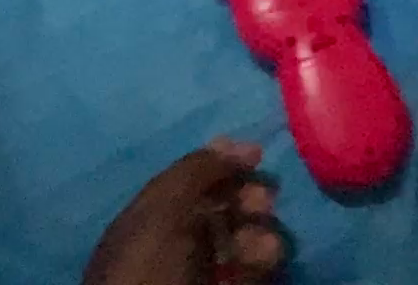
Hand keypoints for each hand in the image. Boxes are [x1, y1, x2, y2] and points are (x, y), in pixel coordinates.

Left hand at [82, 138, 286, 284]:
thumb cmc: (149, 267)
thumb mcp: (164, 208)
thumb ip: (198, 169)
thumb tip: (238, 145)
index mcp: (152, 214)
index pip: (194, 178)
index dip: (225, 162)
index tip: (257, 154)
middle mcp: (177, 240)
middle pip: (222, 205)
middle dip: (248, 196)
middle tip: (264, 200)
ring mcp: (201, 271)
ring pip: (241, 238)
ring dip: (259, 231)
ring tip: (264, 241)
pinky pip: (251, 270)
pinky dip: (263, 261)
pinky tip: (268, 258)